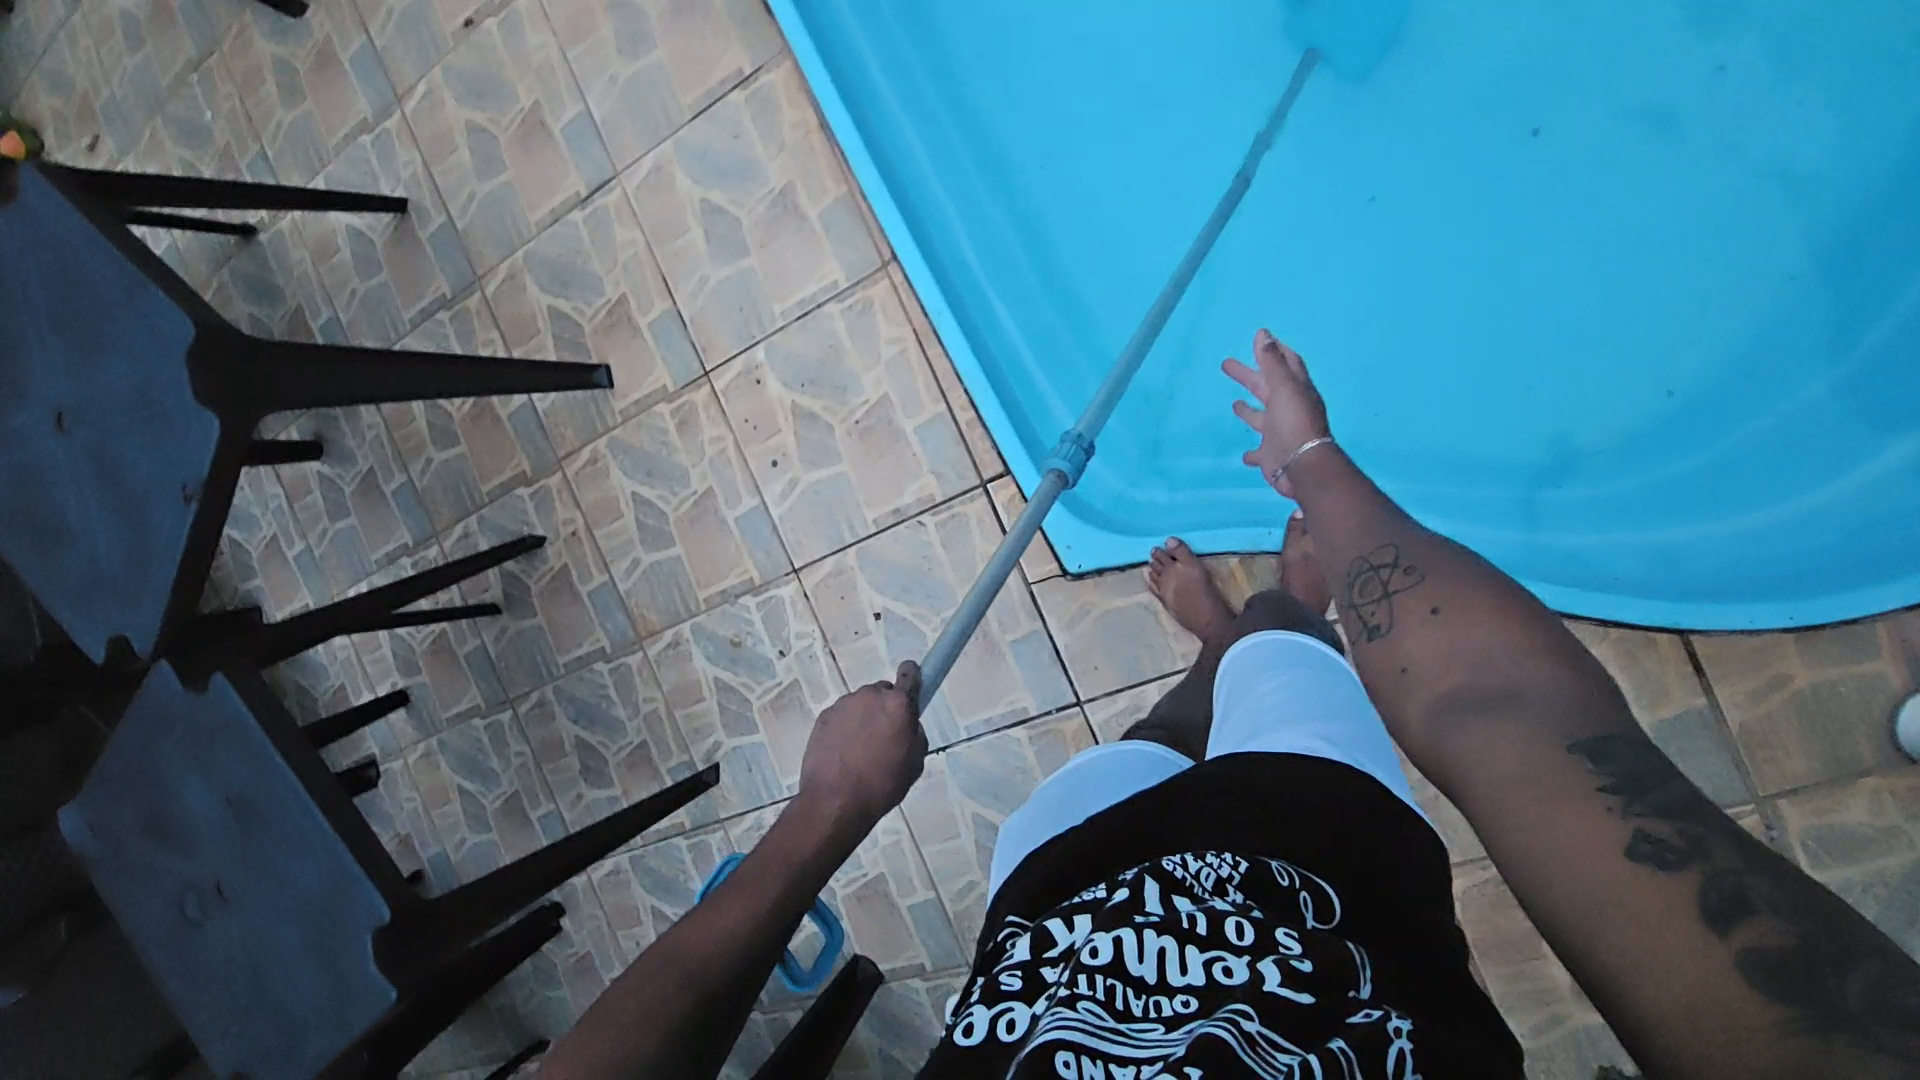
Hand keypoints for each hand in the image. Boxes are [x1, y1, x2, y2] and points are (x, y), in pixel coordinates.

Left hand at [797, 661, 926, 826]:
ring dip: (863, 718)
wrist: (835, 801)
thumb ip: (916, 734)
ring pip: (860, 704)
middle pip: (883, 692)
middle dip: (885, 707)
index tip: (910, 690)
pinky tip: (842, 754)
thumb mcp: (915, 762)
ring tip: (859, 751)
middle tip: (884, 736)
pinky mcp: (823, 716)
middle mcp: (870, 695)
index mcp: (898, 704)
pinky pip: (841, 716)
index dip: (912, 678)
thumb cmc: (883, 784)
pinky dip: (844, 728)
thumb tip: (908, 725)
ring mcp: (843, 704)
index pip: (910, 673)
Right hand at [1223, 329, 1331, 498]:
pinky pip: (1259, 453)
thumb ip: (1272, 362)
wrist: (1302, 468)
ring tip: (1235, 403)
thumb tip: (1263, 333)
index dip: (1274, 351)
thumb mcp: (1283, 388)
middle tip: (1226, 364)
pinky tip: (1244, 455)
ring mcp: (1279, 434)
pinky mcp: (1271, 456)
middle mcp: (1287, 410)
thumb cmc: (1294, 424)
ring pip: (1261, 419)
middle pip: (1266, 388)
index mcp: (1295, 391)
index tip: (1262, 340)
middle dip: (1248, 376)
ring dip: (1249, 411)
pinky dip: (1251, 453)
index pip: (1287, 365)